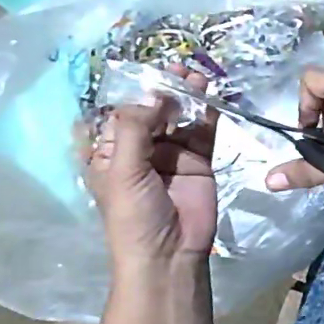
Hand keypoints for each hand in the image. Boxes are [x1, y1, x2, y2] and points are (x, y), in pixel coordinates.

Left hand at [77, 69, 218, 268]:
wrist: (169, 254)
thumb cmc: (134, 214)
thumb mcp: (123, 169)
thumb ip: (135, 127)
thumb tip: (154, 93)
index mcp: (112, 152)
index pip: (122, 113)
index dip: (137, 92)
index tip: (151, 73)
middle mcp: (141, 150)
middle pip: (154, 111)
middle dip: (165, 89)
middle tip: (179, 69)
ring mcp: (172, 155)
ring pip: (180, 117)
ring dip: (187, 96)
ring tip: (197, 76)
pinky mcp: (199, 162)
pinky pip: (203, 132)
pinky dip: (207, 113)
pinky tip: (211, 96)